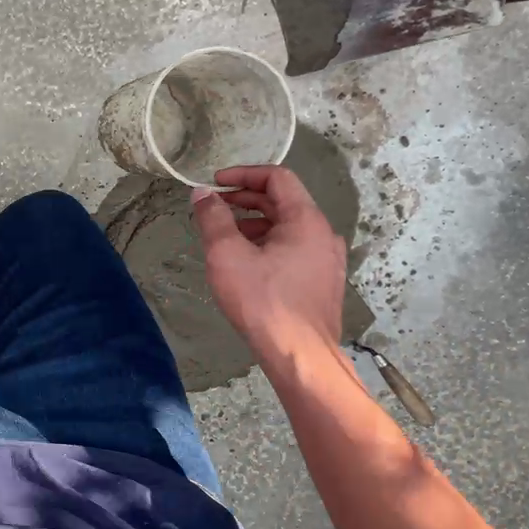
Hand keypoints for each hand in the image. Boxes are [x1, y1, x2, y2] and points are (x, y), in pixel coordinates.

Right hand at [190, 165, 346, 362]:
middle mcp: (324, 235)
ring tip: (224, 238)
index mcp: (306, 221)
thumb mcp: (226, 253)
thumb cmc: (261, 299)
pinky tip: (245, 263)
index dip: (243, 174)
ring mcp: (327, 260)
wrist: (299, 354)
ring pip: (288, 227)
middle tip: (213, 208)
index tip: (214, 184)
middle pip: (283, 201)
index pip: (278, 178)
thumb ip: (213, 218)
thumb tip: (202, 194)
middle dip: (245, 199)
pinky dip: (267, 243)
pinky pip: (294, 248)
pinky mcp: (322, 281)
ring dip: (254, 223)